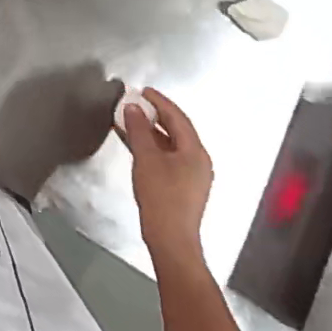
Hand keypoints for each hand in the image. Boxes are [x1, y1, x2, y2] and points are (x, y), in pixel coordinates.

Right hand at [123, 88, 212, 266]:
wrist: (171, 240)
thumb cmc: (161, 197)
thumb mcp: (146, 159)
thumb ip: (139, 130)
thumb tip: (132, 108)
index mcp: (195, 151)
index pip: (177, 117)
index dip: (159, 102)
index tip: (143, 91)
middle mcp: (199, 160)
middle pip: (177, 130)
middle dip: (155, 116)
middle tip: (137, 104)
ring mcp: (194, 175)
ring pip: (172, 145)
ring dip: (152, 132)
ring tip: (132, 122)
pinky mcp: (184, 187)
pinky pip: (169, 157)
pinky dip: (154, 148)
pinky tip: (138, 147)